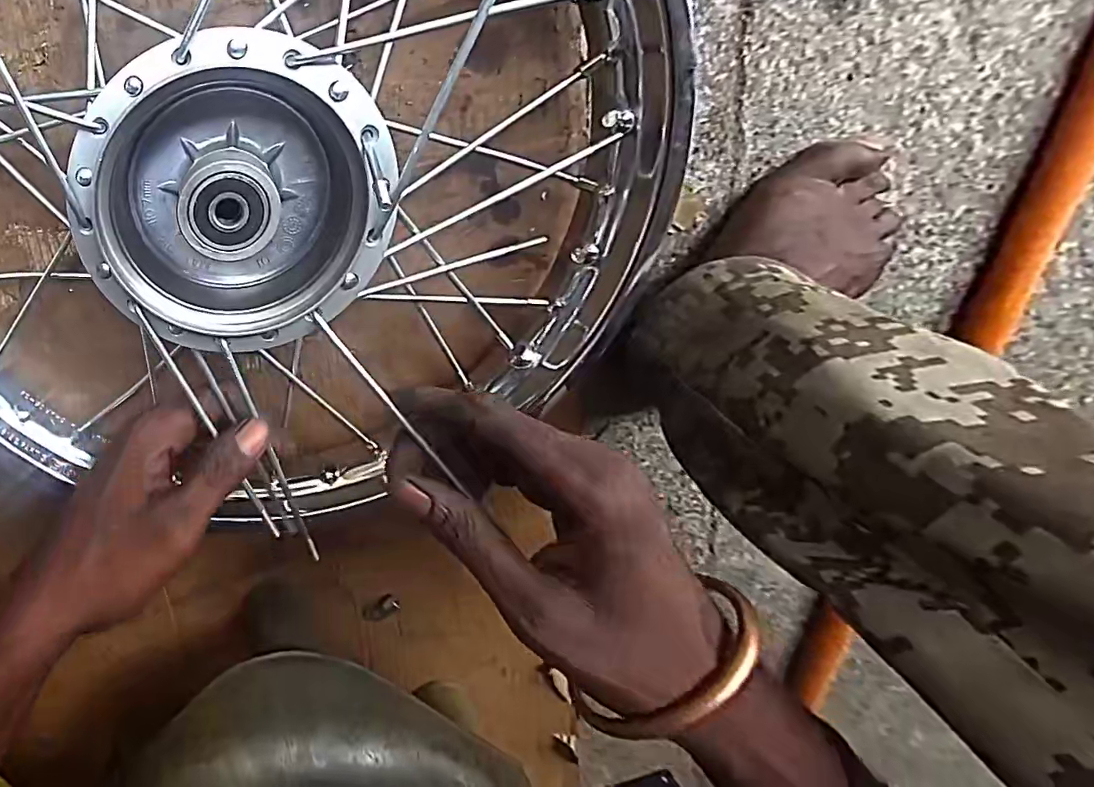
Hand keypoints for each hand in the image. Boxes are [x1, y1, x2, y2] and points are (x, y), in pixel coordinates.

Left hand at [16, 406, 267, 638]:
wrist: (52, 598)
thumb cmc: (115, 564)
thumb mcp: (178, 522)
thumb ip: (219, 471)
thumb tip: (259, 427)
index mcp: (150, 432)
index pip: (212, 404)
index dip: (250, 421)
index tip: (283, 446)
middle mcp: (137, 431)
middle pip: (198, 414)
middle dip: (237, 431)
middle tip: (275, 460)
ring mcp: (128, 452)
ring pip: (185, 435)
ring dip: (219, 449)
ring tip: (254, 473)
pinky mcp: (124, 474)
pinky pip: (169, 454)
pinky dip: (197, 465)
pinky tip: (214, 488)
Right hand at [387, 388, 724, 716]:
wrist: (701, 680)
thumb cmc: (622, 654)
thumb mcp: (533, 607)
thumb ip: (468, 539)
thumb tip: (405, 488)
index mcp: (591, 484)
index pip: (496, 420)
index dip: (437, 411)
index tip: (391, 416)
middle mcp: (597, 458)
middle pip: (499, 421)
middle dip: (442, 435)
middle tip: (400, 469)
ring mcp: (600, 466)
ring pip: (509, 434)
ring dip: (461, 449)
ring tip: (425, 481)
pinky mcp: (595, 479)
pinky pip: (527, 454)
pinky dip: (488, 463)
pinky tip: (465, 488)